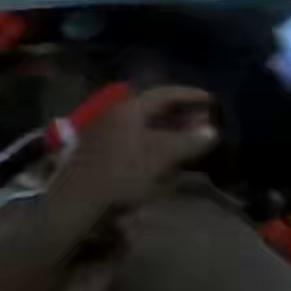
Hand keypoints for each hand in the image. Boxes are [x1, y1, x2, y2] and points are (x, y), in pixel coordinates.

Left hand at [46, 86, 216, 226]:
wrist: (79, 196)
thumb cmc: (121, 171)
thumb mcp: (159, 156)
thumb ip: (187, 141)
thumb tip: (211, 130)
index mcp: (129, 107)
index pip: (164, 94)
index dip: (189, 95)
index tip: (211, 99)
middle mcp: (117, 112)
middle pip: (154, 109)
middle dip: (181, 115)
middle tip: (205, 122)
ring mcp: (108, 130)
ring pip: (145, 125)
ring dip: (169, 130)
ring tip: (191, 140)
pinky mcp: (104, 149)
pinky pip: (136, 139)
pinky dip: (155, 143)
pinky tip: (167, 158)